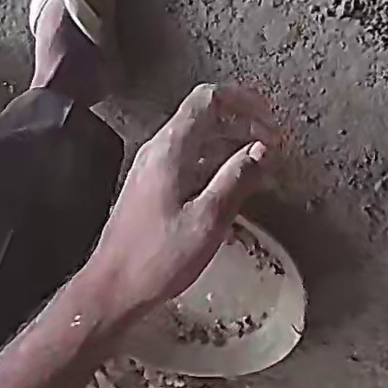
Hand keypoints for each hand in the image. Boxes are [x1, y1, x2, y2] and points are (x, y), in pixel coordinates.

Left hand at [79, 83, 281, 317]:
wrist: (113, 288)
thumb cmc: (158, 256)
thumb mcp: (208, 219)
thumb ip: (238, 178)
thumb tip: (265, 149)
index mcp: (171, 147)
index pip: (208, 99)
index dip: (243, 101)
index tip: (269, 117)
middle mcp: (160, 149)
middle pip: (206, 116)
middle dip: (244, 124)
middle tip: (273, 144)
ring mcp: (155, 166)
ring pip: (200, 139)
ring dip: (233, 144)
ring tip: (262, 164)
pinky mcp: (154, 185)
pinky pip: (191, 160)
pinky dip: (218, 163)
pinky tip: (236, 184)